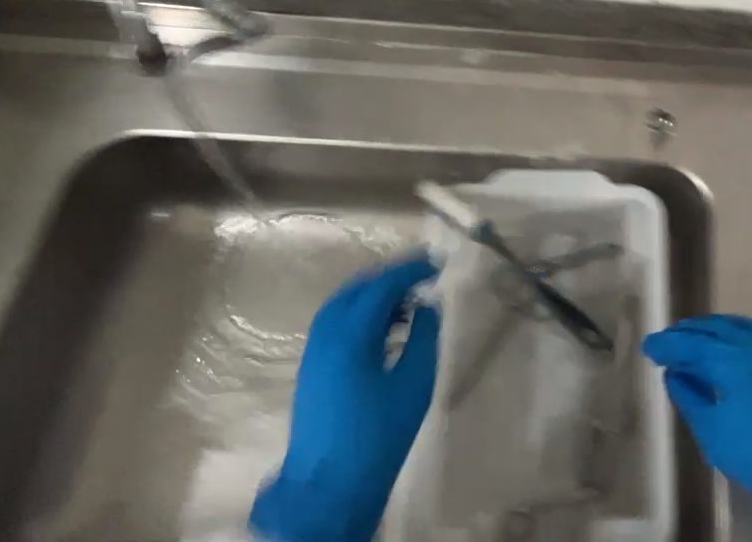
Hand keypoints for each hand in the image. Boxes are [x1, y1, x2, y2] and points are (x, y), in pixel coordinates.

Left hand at [250, 255, 438, 541]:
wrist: (329, 487)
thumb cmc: (379, 435)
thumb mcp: (415, 383)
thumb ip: (425, 335)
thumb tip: (430, 303)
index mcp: (350, 335)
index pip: (383, 284)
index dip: (412, 269)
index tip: (439, 263)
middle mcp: (326, 334)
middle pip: (360, 287)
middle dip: (393, 276)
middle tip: (426, 276)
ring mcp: (314, 349)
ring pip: (345, 302)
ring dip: (376, 293)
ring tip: (410, 300)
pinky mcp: (312, 365)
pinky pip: (337, 320)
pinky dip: (362, 311)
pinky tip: (386, 325)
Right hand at [644, 315, 751, 534]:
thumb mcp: (712, 431)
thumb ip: (690, 397)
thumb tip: (674, 373)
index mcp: (727, 356)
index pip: (689, 341)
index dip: (666, 344)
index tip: (647, 347)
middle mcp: (747, 342)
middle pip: (710, 327)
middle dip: (685, 332)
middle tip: (665, 343)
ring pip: (729, 325)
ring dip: (706, 329)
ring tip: (688, 342)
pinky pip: (744, 332)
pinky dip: (725, 333)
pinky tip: (719, 348)